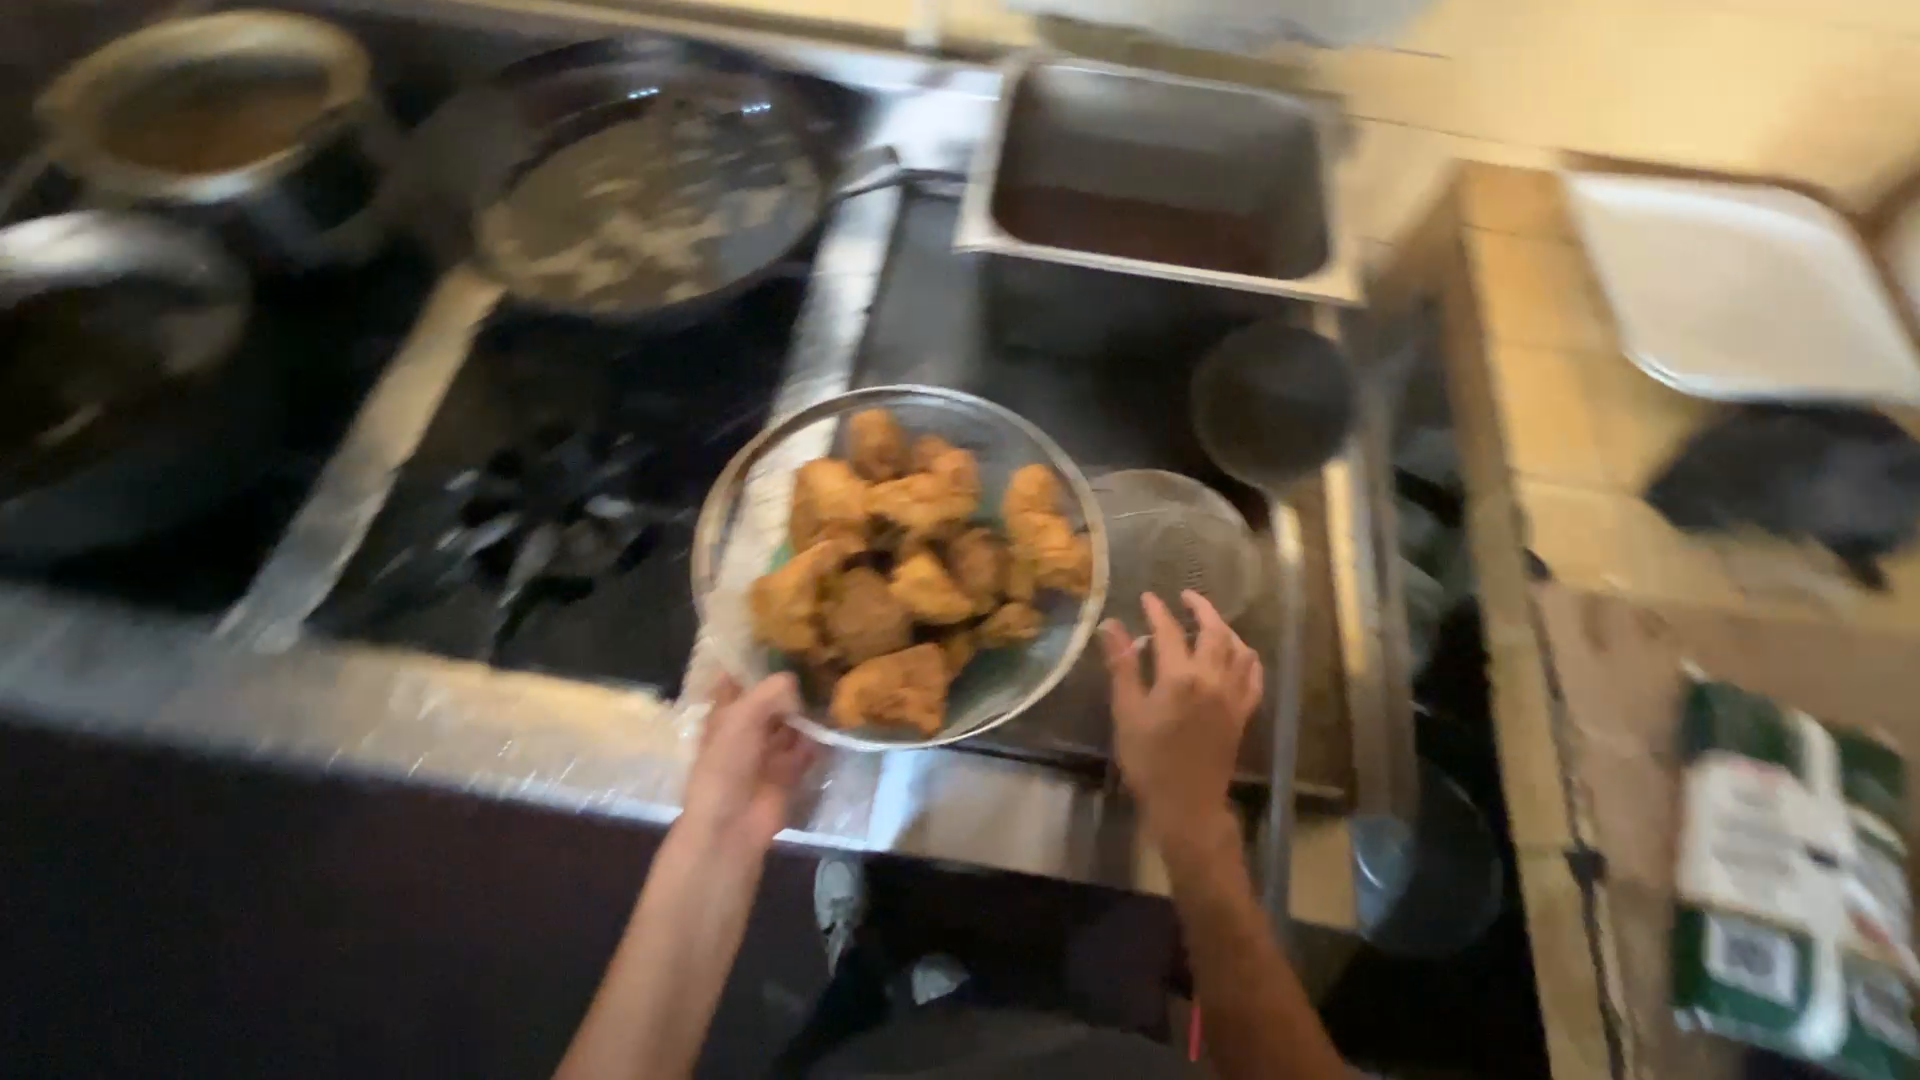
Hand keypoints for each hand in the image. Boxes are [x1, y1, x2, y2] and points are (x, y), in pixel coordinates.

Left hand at [680, 674, 818, 858]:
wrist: (732, 823)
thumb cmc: (726, 764)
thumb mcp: (742, 717)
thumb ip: (770, 691)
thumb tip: (795, 680)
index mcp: (724, 714)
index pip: (738, 680)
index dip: (755, 663)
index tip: (784, 642)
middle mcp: (746, 729)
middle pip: (771, 701)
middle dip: (790, 686)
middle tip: (821, 660)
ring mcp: (768, 751)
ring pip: (791, 723)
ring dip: (807, 711)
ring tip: (834, 686)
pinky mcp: (789, 771)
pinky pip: (808, 748)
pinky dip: (818, 738)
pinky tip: (835, 721)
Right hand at [1101, 591, 1263, 843]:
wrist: (1186, 804)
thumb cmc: (1148, 760)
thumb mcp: (1127, 712)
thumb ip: (1123, 665)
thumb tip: (1110, 626)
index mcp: (1180, 677)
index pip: (1169, 631)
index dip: (1157, 611)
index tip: (1147, 597)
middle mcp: (1213, 679)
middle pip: (1214, 631)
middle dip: (1200, 608)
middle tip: (1185, 597)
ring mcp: (1233, 696)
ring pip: (1240, 649)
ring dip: (1226, 628)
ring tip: (1211, 621)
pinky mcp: (1244, 713)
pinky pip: (1254, 676)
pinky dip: (1248, 658)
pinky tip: (1239, 654)